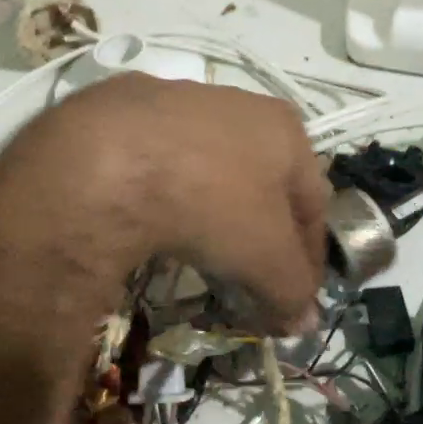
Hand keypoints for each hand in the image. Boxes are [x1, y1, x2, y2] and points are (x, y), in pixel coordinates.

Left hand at [0, 72, 329, 335]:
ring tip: (197, 251)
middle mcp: (242, 105)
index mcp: (286, 130)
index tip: (296, 296)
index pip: (314, 204)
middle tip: (249, 276)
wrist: (107, 159)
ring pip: (210, 166)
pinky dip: (161, 191)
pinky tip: (147, 217)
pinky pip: (156, 160)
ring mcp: (181, 100)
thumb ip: (292, 290)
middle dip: (261, 232)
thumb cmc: (211, 202)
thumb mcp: (264, 257)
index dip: (308, 258)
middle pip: (264, 182)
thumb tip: (305, 323)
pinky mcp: (124, 106)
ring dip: (212, 208)